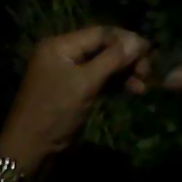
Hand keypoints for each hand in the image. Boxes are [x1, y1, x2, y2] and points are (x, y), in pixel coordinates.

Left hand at [0, 26, 150, 173]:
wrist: (31, 149)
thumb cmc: (55, 112)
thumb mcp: (85, 83)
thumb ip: (112, 60)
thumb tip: (139, 41)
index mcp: (60, 45)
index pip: (100, 33)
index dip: (126, 40)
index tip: (150, 51)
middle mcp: (63, 53)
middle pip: (103, 47)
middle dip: (127, 57)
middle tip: (148, 72)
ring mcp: (69, 72)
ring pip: (104, 64)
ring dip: (124, 72)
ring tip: (143, 85)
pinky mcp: (74, 90)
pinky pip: (99, 79)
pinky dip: (115, 83)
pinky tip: (133, 90)